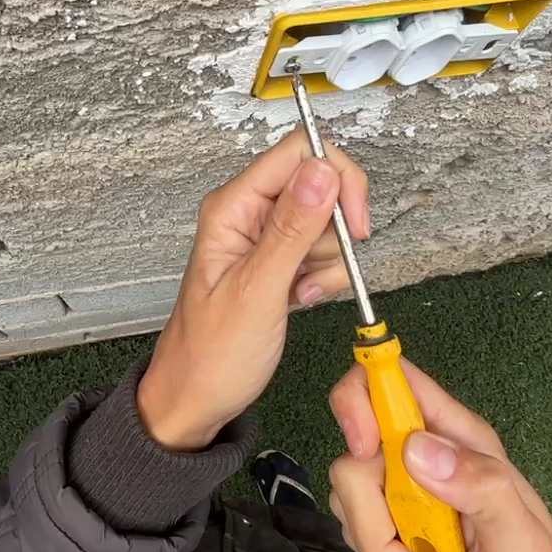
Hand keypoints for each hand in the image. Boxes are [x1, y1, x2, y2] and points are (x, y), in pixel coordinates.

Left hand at [136, 130, 370, 450]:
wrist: (197, 398)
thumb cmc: (210, 354)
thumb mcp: (257, 291)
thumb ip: (292, 228)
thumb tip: (323, 170)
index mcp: (233, 207)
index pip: (298, 153)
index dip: (336, 178)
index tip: (354, 222)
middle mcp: (249, 213)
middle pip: (319, 184)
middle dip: (334, 229)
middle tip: (316, 268)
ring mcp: (265, 236)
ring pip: (326, 221)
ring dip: (328, 260)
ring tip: (299, 291)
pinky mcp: (279, 259)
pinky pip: (322, 250)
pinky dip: (324, 276)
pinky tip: (301, 297)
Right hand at [328, 361, 551, 551]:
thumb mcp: (521, 539)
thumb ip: (480, 486)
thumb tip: (415, 447)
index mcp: (457, 435)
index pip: (395, 380)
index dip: (363, 395)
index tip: (364, 445)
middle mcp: (420, 450)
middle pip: (356, 441)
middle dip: (367, 503)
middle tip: (398, 547)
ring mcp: (397, 485)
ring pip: (348, 487)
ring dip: (376, 544)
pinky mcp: (381, 520)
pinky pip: (349, 521)